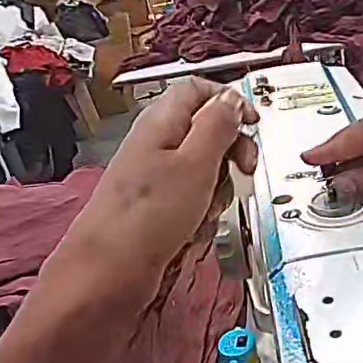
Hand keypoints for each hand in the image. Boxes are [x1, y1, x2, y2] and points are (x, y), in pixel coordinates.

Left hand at [48, 78, 257, 304]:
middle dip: (231, 151)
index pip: (199, 90)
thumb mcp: (195, 163)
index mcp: (161, 122)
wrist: (109, 272)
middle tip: (243, 168)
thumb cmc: (146, 218)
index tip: (253, 123)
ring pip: (204, 170)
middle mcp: (156, 145)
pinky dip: (202, 212)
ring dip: (217, 187)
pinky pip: (193, 200)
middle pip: (206, 131)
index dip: (230, 102)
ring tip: (209, 206)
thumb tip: (233, 99)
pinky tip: (195, 226)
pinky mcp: (158, 209)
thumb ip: (218, 126)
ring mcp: (156, 178)